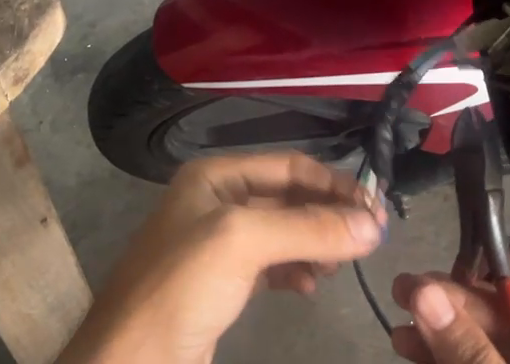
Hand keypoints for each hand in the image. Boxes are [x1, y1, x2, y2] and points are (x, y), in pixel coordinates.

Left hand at [57, 152, 385, 363]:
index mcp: (214, 176)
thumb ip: (306, 228)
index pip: (288, 165)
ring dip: (316, 243)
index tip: (378, 211)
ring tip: (341, 265)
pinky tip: (310, 285)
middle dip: (328, 214)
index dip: (334, 184)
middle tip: (371, 240)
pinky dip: (296, 269)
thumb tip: (373, 225)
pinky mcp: (221, 282)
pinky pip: (271, 264)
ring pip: (282, 231)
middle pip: (287, 197)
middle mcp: (216, 200)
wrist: (131, 358)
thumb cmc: (182, 285)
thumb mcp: (242, 242)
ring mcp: (217, 243)